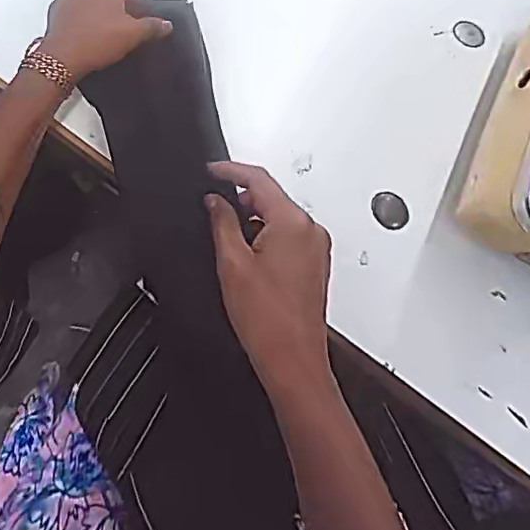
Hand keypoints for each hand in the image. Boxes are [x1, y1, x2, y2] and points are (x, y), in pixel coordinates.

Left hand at [39, 0, 171, 77]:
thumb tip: (164, 25)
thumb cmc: (94, 41)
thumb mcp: (133, 34)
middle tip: (129, 25)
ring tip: (111, 30)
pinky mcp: (58, 6)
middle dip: (124, 5)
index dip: (145, 6)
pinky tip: (93, 32)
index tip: (147, 19)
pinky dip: (88, 15)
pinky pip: (80, 7)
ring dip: (105, 9)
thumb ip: (153, 26)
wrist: (62, 59)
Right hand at [206, 162, 334, 389]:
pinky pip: (289, 235)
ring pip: (279, 216)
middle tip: (214, 209)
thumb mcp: (232, 263)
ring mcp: (316, 246)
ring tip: (232, 246)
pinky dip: (267, 236)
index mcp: (293, 223)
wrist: (293, 360)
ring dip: (254, 220)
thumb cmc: (268, 321)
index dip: (231, 171)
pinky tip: (250, 258)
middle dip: (242, 199)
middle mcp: (310, 230)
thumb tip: (215, 201)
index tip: (213, 170)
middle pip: (271, 196)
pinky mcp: (315, 261)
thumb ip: (222, 222)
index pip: (259, 179)